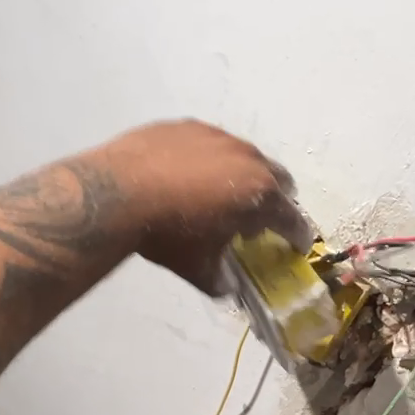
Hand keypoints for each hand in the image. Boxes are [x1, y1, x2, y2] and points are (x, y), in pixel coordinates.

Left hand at [83, 120, 308, 294]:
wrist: (115, 193)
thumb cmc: (168, 235)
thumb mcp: (198, 268)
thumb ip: (221, 280)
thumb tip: (227, 288)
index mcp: (260, 195)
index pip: (292, 219)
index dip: (298, 235)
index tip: (299, 244)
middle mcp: (248, 159)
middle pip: (278, 179)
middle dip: (275, 200)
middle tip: (257, 220)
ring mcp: (218, 137)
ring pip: (244, 156)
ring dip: (243, 177)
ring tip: (219, 196)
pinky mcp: (187, 126)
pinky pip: (210, 145)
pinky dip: (210, 162)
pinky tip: (188, 176)